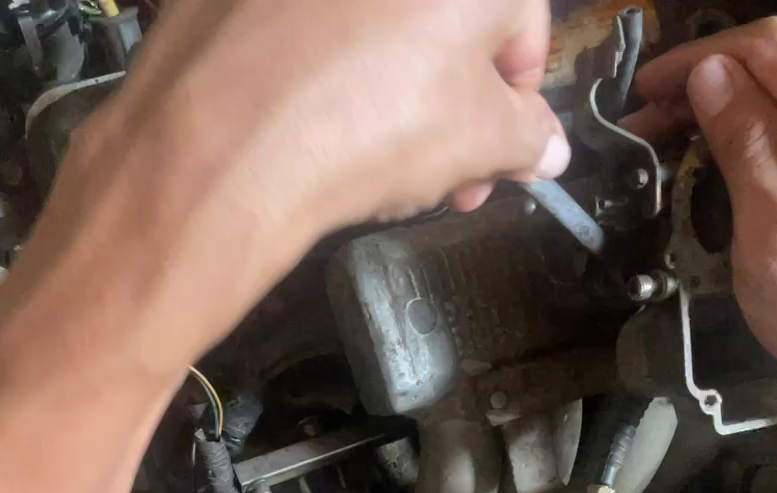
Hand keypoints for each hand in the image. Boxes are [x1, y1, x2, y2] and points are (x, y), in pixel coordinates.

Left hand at [17, 0, 569, 361]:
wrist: (231, 138)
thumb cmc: (381, 125)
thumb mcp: (481, 142)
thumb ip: (527, 137)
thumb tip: (545, 145)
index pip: (522, 26)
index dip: (517, 105)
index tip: (499, 161)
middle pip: (442, 31)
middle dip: (453, 113)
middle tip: (444, 182)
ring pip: (374, 35)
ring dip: (394, 102)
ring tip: (378, 173)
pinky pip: (309, 35)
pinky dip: (328, 81)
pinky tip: (320, 140)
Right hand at [625, 18, 776, 445]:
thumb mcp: (771, 226)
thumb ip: (744, 141)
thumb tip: (710, 73)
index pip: (775, 49)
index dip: (701, 58)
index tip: (643, 89)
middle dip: (710, 81)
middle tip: (644, 121)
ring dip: (730, 107)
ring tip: (669, 137)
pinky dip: (758, 132)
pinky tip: (720, 153)